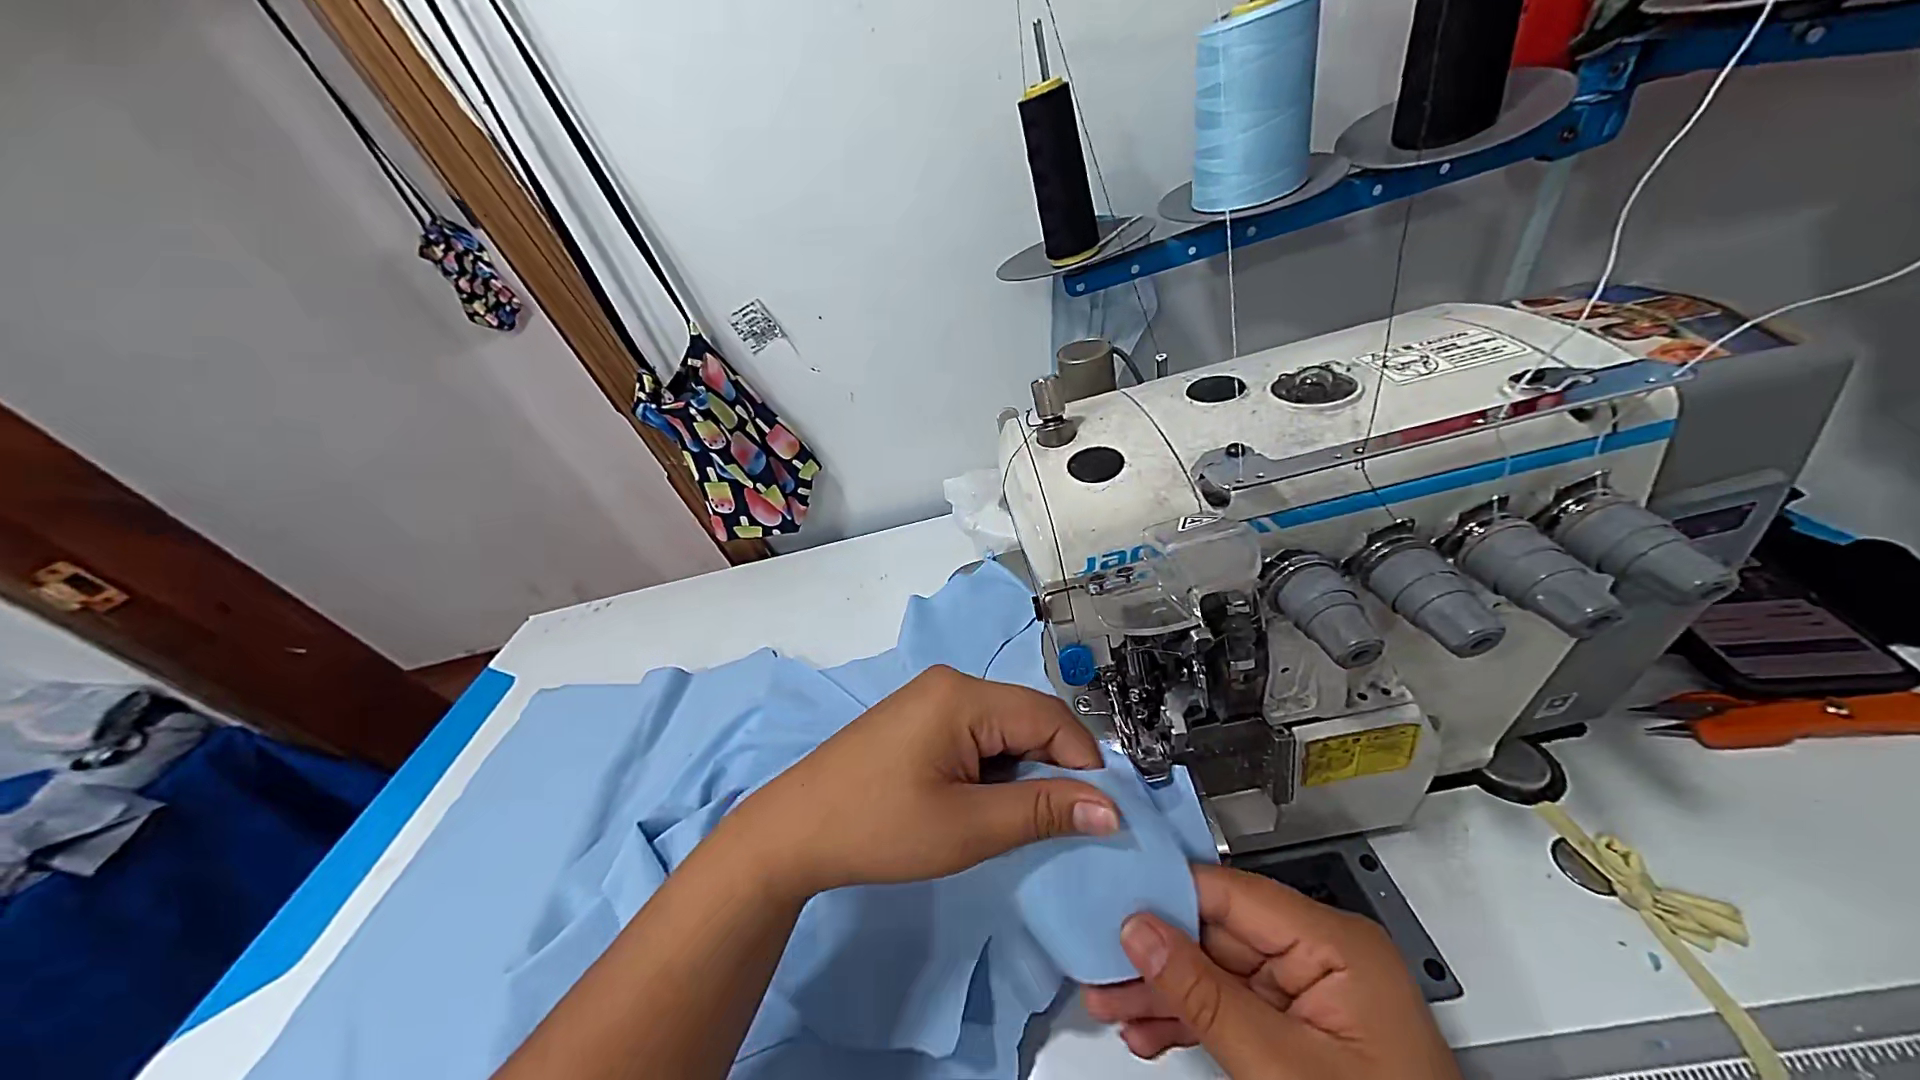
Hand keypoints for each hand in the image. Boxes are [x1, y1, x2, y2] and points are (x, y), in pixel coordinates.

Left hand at [722, 665, 1120, 898]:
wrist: (791, 832)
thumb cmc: (878, 827)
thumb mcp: (967, 826)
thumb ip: (1042, 811)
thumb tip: (1110, 809)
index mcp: (963, 695)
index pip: (1049, 717)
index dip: (1081, 764)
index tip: (1094, 816)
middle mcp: (951, 683)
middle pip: (1028, 718)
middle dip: (1051, 768)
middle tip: (1053, 824)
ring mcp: (930, 698)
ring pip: (1004, 729)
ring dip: (1020, 771)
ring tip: (1010, 818)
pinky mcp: (918, 719)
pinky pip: (976, 734)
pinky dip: (992, 767)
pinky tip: (979, 802)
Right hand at [1082, 864, 1460, 1079]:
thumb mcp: (1280, 1067)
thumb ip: (1204, 994)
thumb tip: (1139, 931)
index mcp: (1336, 944)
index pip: (1231, 893)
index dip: (1167, 893)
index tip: (1112, 901)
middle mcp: (1322, 955)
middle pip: (1216, 933)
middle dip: (1156, 956)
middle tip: (1102, 965)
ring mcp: (1309, 993)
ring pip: (1216, 972)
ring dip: (1163, 991)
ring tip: (1112, 1003)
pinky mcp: (1299, 1028)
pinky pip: (1231, 1007)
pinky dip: (1189, 1019)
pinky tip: (1148, 1029)